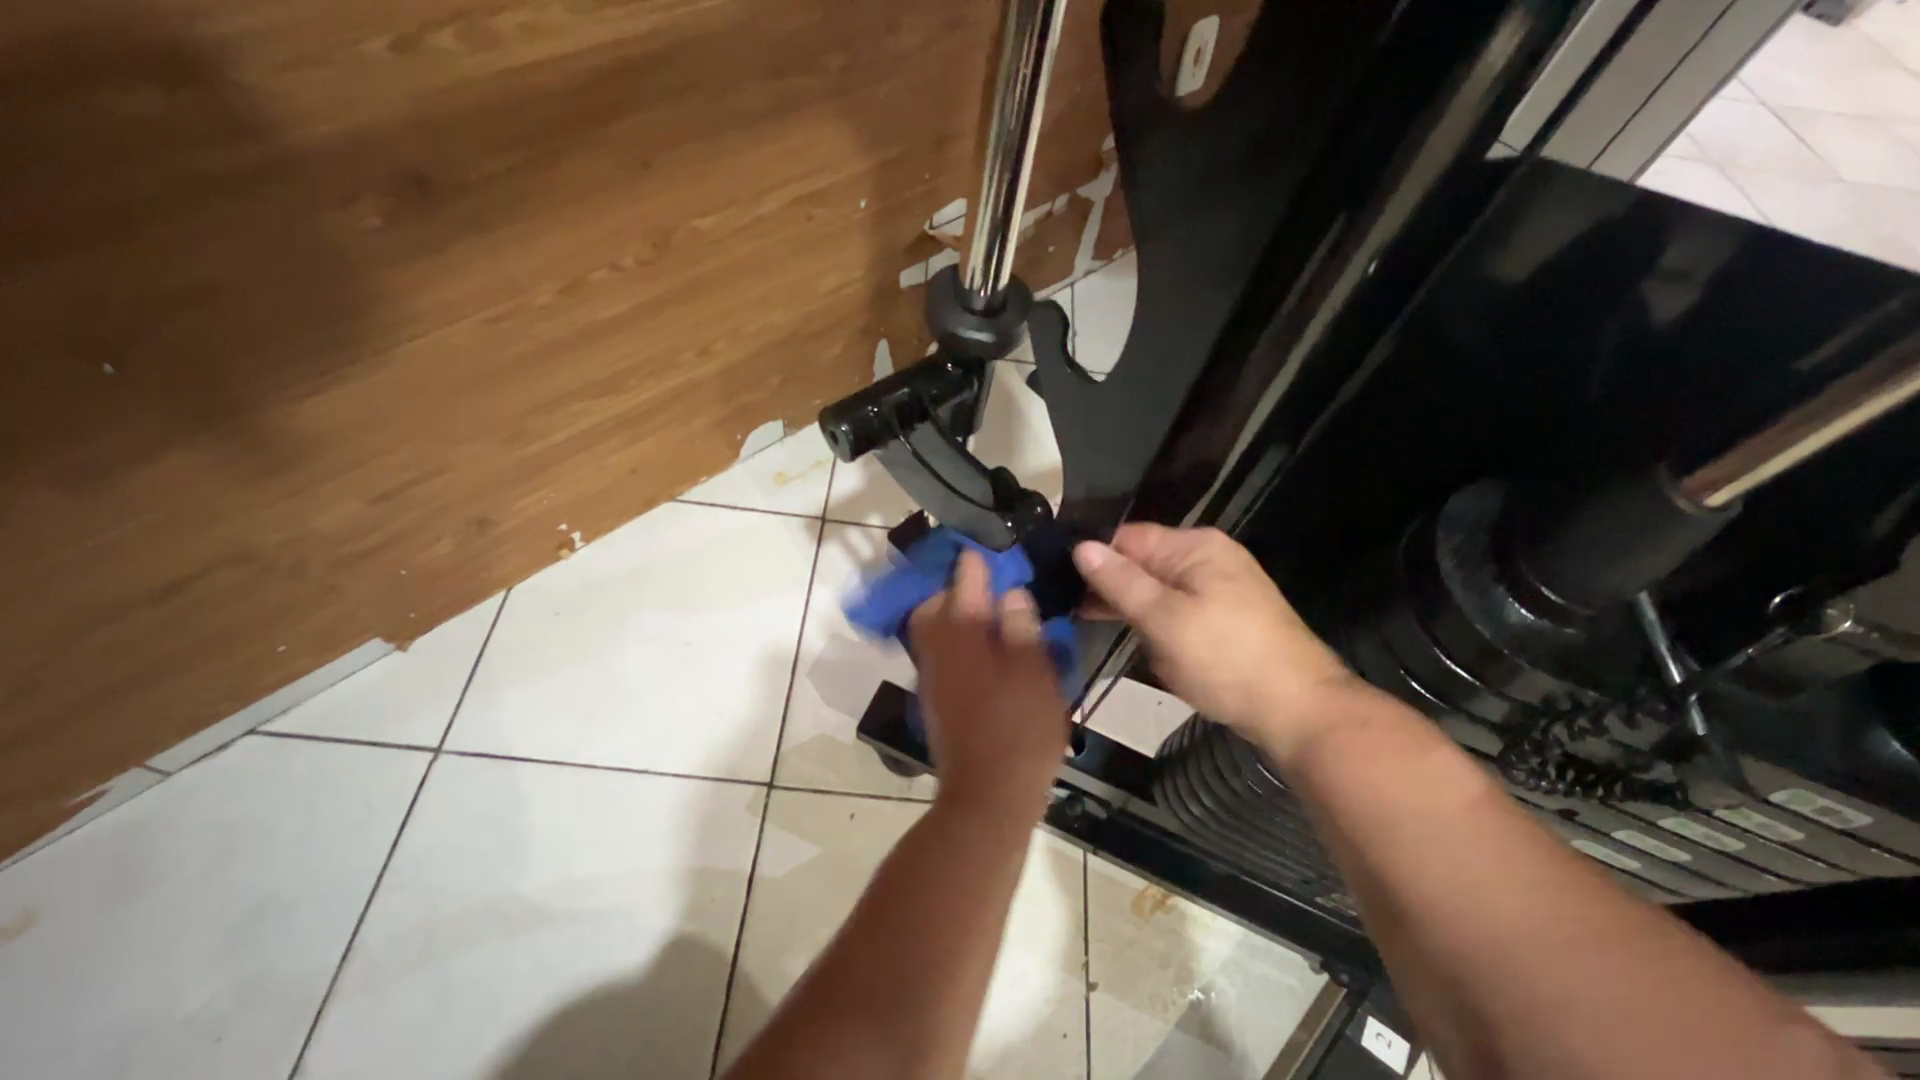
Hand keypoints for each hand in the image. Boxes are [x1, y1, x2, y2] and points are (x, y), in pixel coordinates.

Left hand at [911, 551, 1068, 820]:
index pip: (964, 583)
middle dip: (957, 591)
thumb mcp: (1035, 676)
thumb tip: (1011, 596)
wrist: (987, 797)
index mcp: (963, 636)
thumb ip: (1022, 631)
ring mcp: (933, 679)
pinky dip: (959, 646)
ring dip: (957, 619)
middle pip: (935, 607)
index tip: (994, 553)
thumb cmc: (1020, 733)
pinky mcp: (936, 703)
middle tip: (990, 589)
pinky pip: (942, 657)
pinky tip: (989, 656)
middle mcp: (939, 651)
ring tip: (994, 620)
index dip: (978, 565)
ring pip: (935, 633)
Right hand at [1073, 524, 1367, 765]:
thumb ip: (1120, 582)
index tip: (1058, 588)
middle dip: (1113, 591)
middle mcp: (1209, 558)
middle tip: (1073, 618)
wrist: (1298, 709)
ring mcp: (1221, 589)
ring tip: (1108, 637)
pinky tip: (1150, 651)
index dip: (1093, 561)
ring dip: (1136, 615)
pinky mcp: (1227, 619)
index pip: (1127, 538)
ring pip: (1159, 592)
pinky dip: (1160, 630)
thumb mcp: (1163, 620)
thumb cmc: (1225, 660)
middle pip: (1143, 564)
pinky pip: (1179, 613)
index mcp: (1195, 547)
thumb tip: (1081, 546)